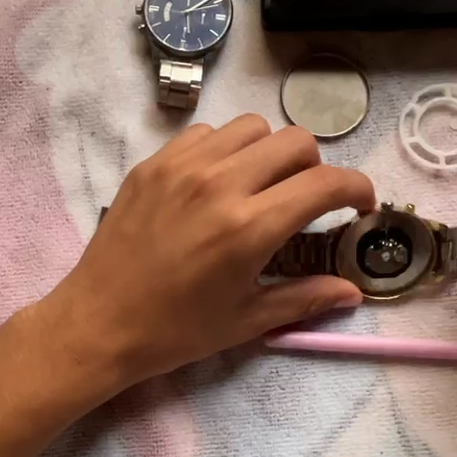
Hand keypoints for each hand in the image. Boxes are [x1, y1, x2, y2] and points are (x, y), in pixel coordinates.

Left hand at [30, 114, 373, 389]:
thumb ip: (305, 297)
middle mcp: (219, 183)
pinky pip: (204, 133)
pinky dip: (223, 149)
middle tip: (305, 199)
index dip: (357, 188)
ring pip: (250, 127)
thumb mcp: (246, 319)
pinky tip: (215, 182)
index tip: (359, 205)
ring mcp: (181, 166)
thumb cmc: (175, 330)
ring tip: (259, 185)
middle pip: (295, 140)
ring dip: (269, 151)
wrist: (98, 322)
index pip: (325, 182)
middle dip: (315, 167)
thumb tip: (353, 292)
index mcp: (249, 227)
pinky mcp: (152, 163)